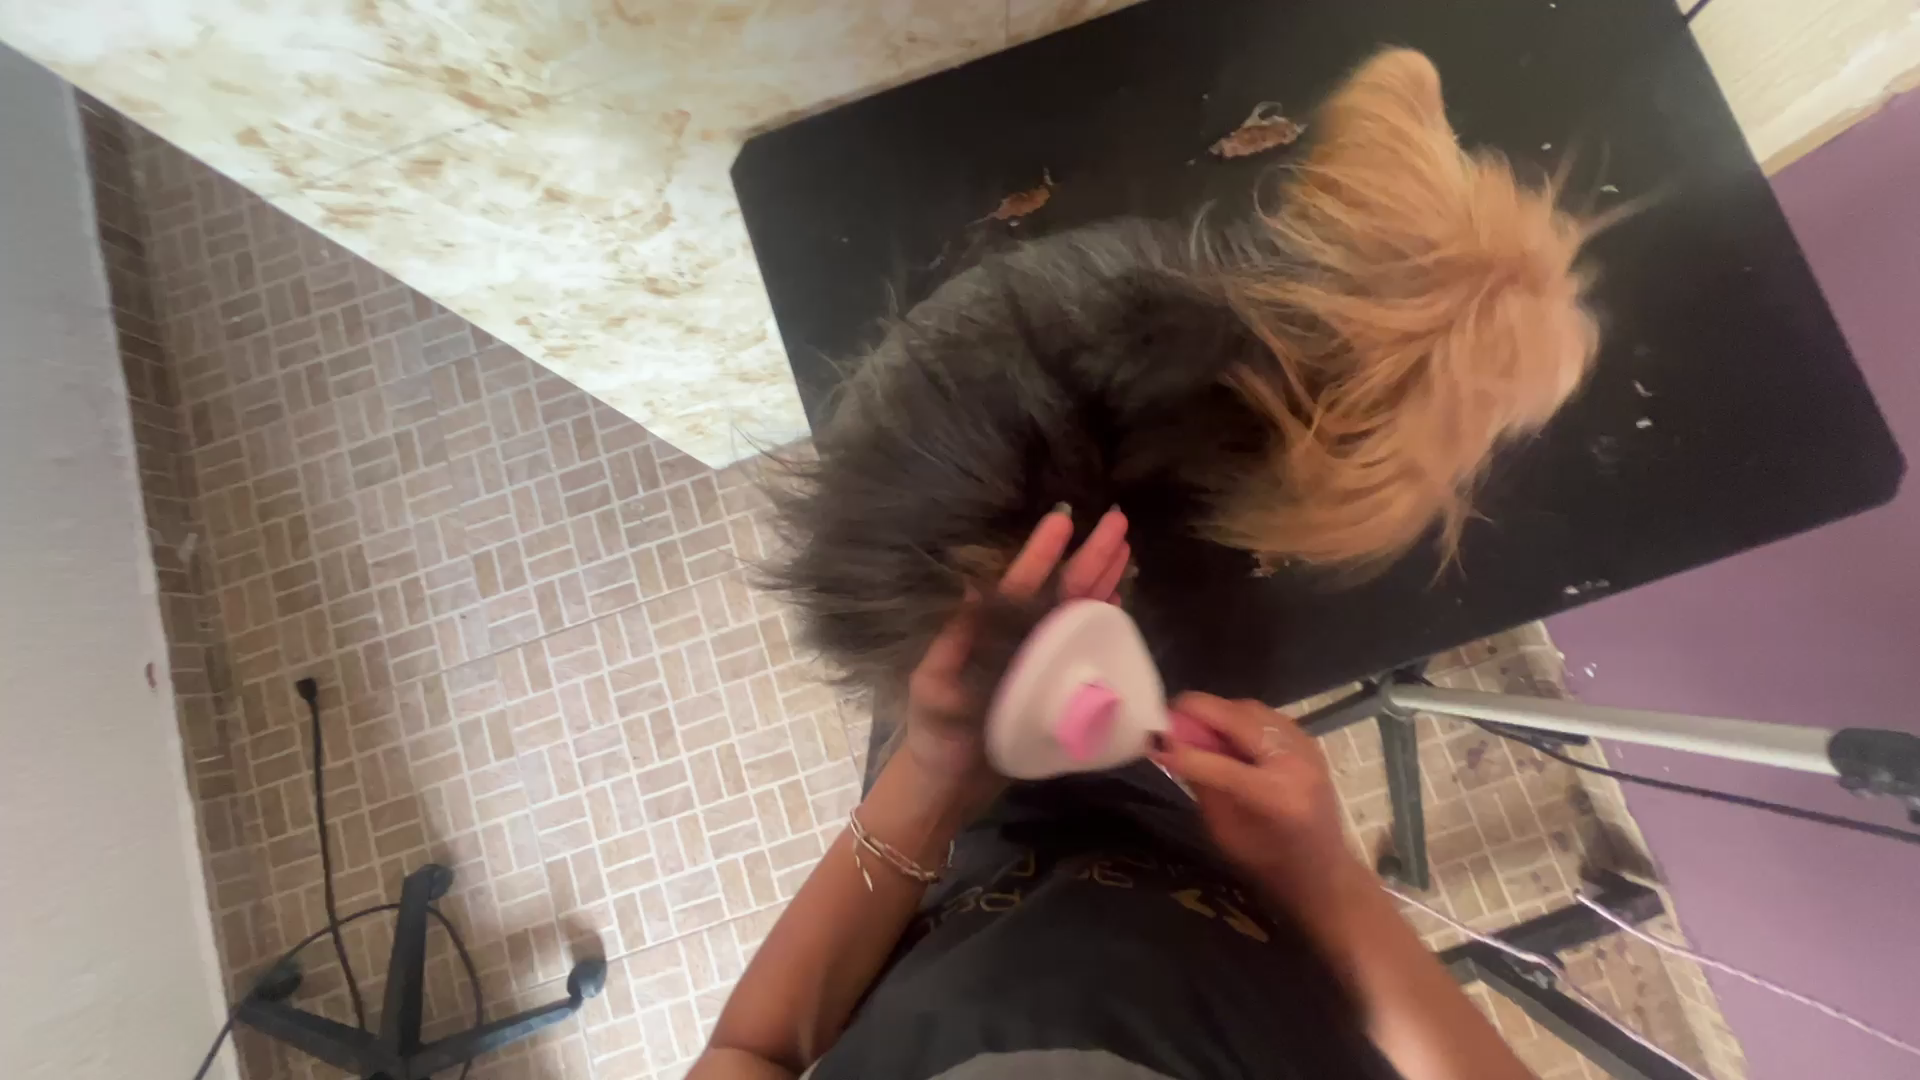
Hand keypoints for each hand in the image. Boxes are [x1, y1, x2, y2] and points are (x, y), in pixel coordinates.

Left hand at [901, 506, 1131, 806]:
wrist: (949, 789)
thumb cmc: (934, 737)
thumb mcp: (932, 686)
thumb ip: (951, 640)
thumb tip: (971, 583)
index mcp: (988, 630)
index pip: (1019, 584)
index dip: (1041, 553)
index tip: (1064, 520)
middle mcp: (1018, 638)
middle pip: (1058, 591)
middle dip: (1088, 556)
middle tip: (1118, 522)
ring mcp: (1039, 662)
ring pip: (1076, 612)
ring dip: (1101, 580)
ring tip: (1126, 549)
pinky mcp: (1057, 689)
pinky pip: (1084, 648)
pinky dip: (1102, 621)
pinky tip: (1119, 599)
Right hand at [1152, 694, 1360, 907]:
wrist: (1324, 871)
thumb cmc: (1268, 862)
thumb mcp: (1224, 832)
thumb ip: (1201, 784)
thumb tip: (1168, 746)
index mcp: (1277, 797)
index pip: (1220, 764)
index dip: (1181, 750)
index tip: (1152, 741)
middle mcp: (1296, 764)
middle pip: (1238, 719)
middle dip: (1197, 712)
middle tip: (1167, 716)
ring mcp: (1306, 747)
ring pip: (1249, 709)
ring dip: (1216, 712)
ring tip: (1192, 724)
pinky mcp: (1307, 740)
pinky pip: (1262, 715)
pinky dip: (1235, 716)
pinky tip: (1220, 731)